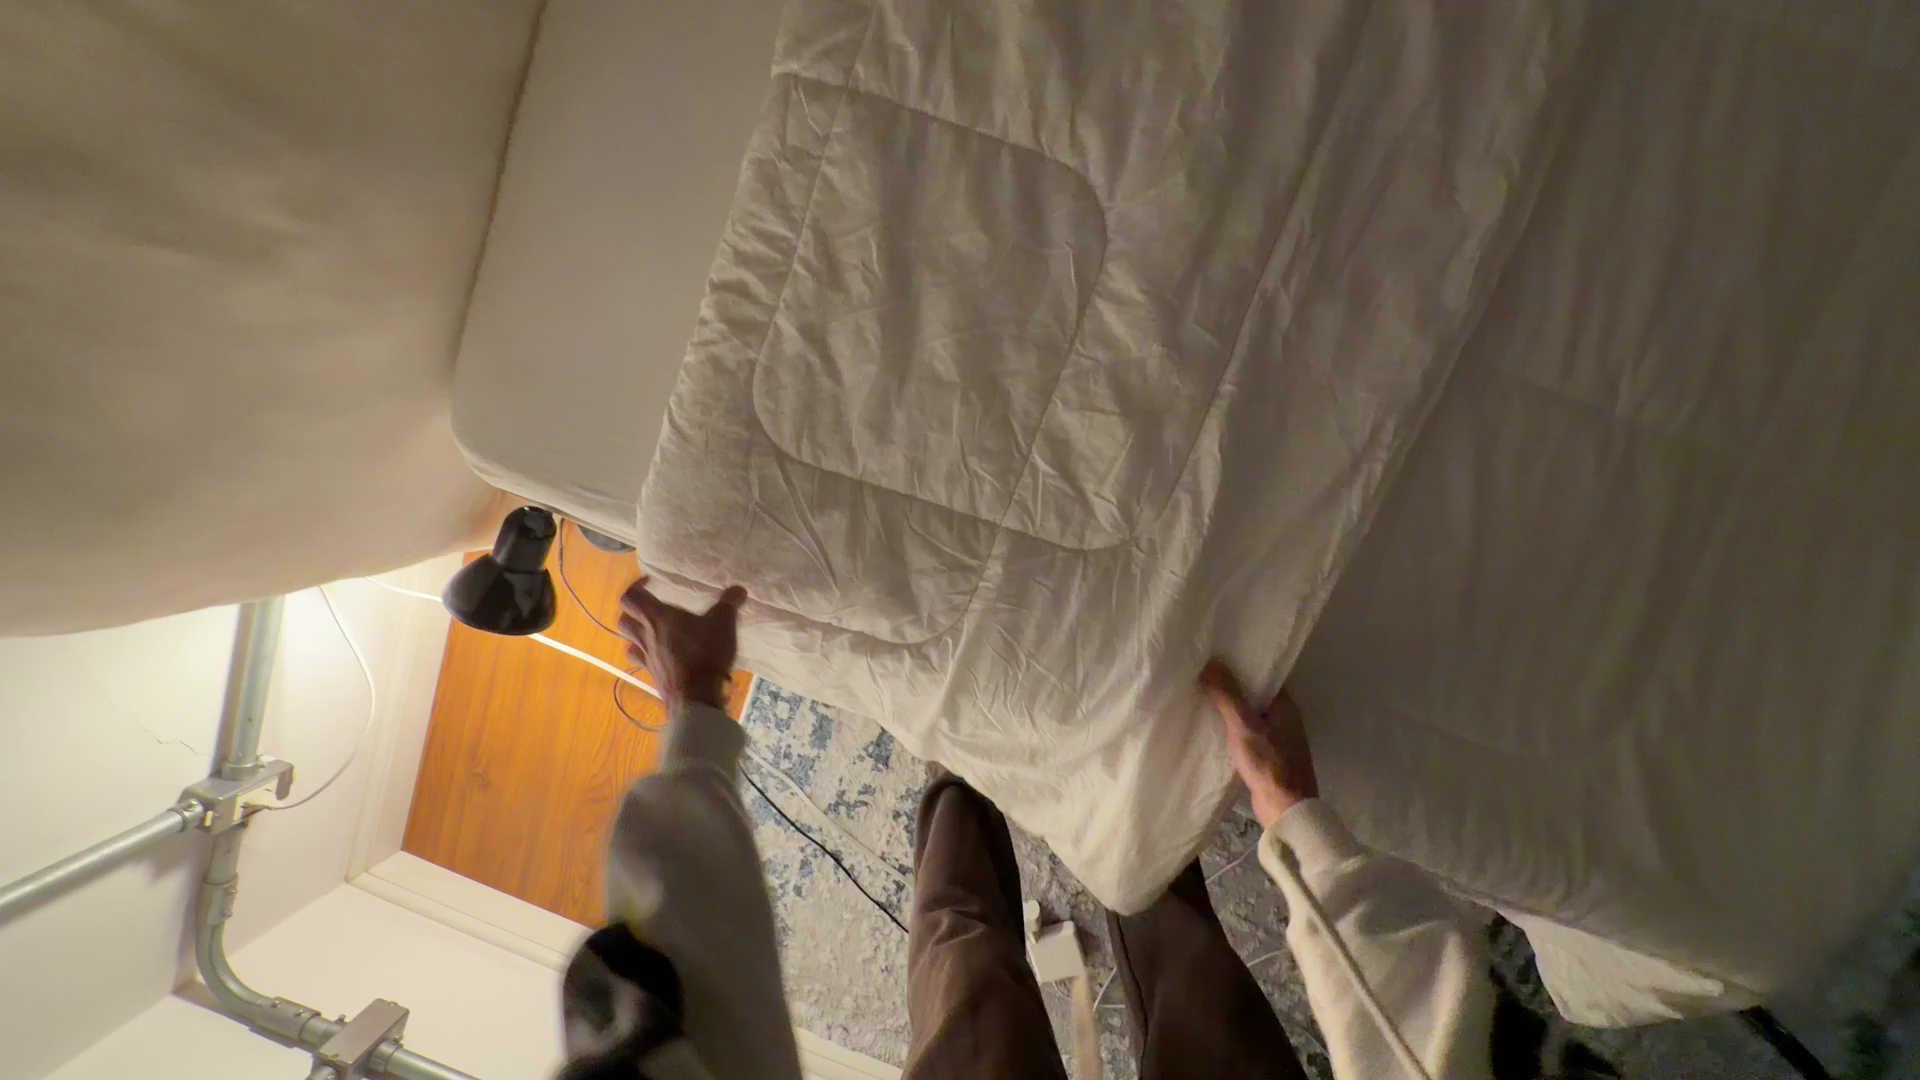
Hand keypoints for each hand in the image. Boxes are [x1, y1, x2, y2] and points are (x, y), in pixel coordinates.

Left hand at [617, 577, 746, 708]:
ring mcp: (646, 658)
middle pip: (623, 619)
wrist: (696, 696)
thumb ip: (729, 603)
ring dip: (635, 633)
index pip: (631, 597)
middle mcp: (645, 636)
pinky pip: (640, 659)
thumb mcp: (723, 623)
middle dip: (634, 610)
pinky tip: (659, 654)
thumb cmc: (705, 653)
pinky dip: (645, 653)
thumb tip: (738, 589)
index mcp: (657, 618)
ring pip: (627, 640)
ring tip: (653, 631)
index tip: (651, 582)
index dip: (636, 586)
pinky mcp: (652, 675)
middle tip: (652, 607)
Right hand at [1200, 660, 1317, 827]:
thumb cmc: (1268, 763)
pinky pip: (1248, 733)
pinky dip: (1232, 729)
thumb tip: (1211, 662)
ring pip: (1250, 716)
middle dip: (1231, 687)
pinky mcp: (1269, 756)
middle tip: (1202, 675)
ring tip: (1202, 697)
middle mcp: (1285, 718)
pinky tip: (1214, 728)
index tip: (1216, 658)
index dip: (1240, 667)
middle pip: (1254, 696)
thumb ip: (1227, 695)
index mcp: (1285, 706)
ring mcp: (1278, 739)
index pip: (1262, 677)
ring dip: (1230, 709)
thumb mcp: (1243, 725)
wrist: (1285, 808)